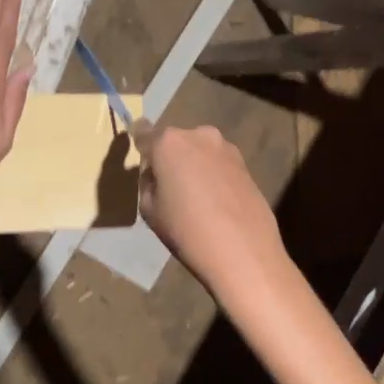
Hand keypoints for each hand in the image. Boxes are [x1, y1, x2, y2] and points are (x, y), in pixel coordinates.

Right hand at [135, 124, 288, 291]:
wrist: (242, 250)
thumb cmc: (186, 229)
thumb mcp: (150, 210)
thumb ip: (148, 183)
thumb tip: (157, 174)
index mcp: (168, 143)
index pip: (143, 133)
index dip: (138, 145)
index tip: (137, 155)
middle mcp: (198, 135)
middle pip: (174, 142)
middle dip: (168, 157)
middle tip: (167, 185)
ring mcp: (226, 148)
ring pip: (198, 151)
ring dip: (192, 166)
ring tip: (193, 197)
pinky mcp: (245, 164)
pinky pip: (217, 164)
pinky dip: (211, 175)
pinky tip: (213, 201)